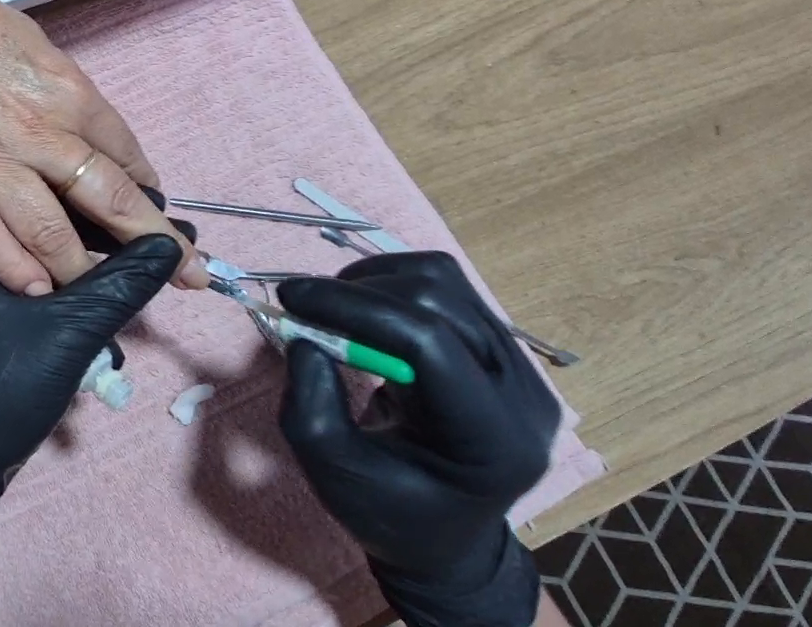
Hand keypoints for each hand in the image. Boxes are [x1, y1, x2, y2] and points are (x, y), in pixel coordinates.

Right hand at [0, 0, 204, 294]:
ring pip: (50, 232)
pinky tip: (38, 287)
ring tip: (102, 289)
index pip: (126, 155)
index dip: (149, 192)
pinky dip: (14, 268)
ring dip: (84, 268)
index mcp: (66, 90)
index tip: (156, 212)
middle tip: (184, 273)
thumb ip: (65, 96)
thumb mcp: (35, 44)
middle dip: (152, 244)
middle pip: (109, 200)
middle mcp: (36, 130)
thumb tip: (90, 139)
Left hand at [0, 230, 184, 582]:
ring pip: (63, 253)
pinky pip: (57, 280)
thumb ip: (122, 283)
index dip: (117, 204)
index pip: (56, 198)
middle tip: (182, 240)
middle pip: (63, 224)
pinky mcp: (6, 308)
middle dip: (122, 233)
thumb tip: (173, 243)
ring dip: (112, 263)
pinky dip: (93, 285)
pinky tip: (130, 290)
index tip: (171, 216)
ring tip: (165, 264)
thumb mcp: (69, 332)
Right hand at [275, 253, 558, 626]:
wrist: (444, 533)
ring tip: (335, 308)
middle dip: (358, 293)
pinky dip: (391, 283)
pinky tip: (364, 312)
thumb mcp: (334, 476)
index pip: (428, 342)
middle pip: (437, 299)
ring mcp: (519, 364)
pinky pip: (445, 285)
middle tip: (303, 307)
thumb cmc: (391, 512)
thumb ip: (311, 409)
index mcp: (490, 439)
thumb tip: (303, 337)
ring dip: (374, 281)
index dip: (353, 308)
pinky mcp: (499, 345)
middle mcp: (521, 392)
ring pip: (443, 279)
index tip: (289, 299)